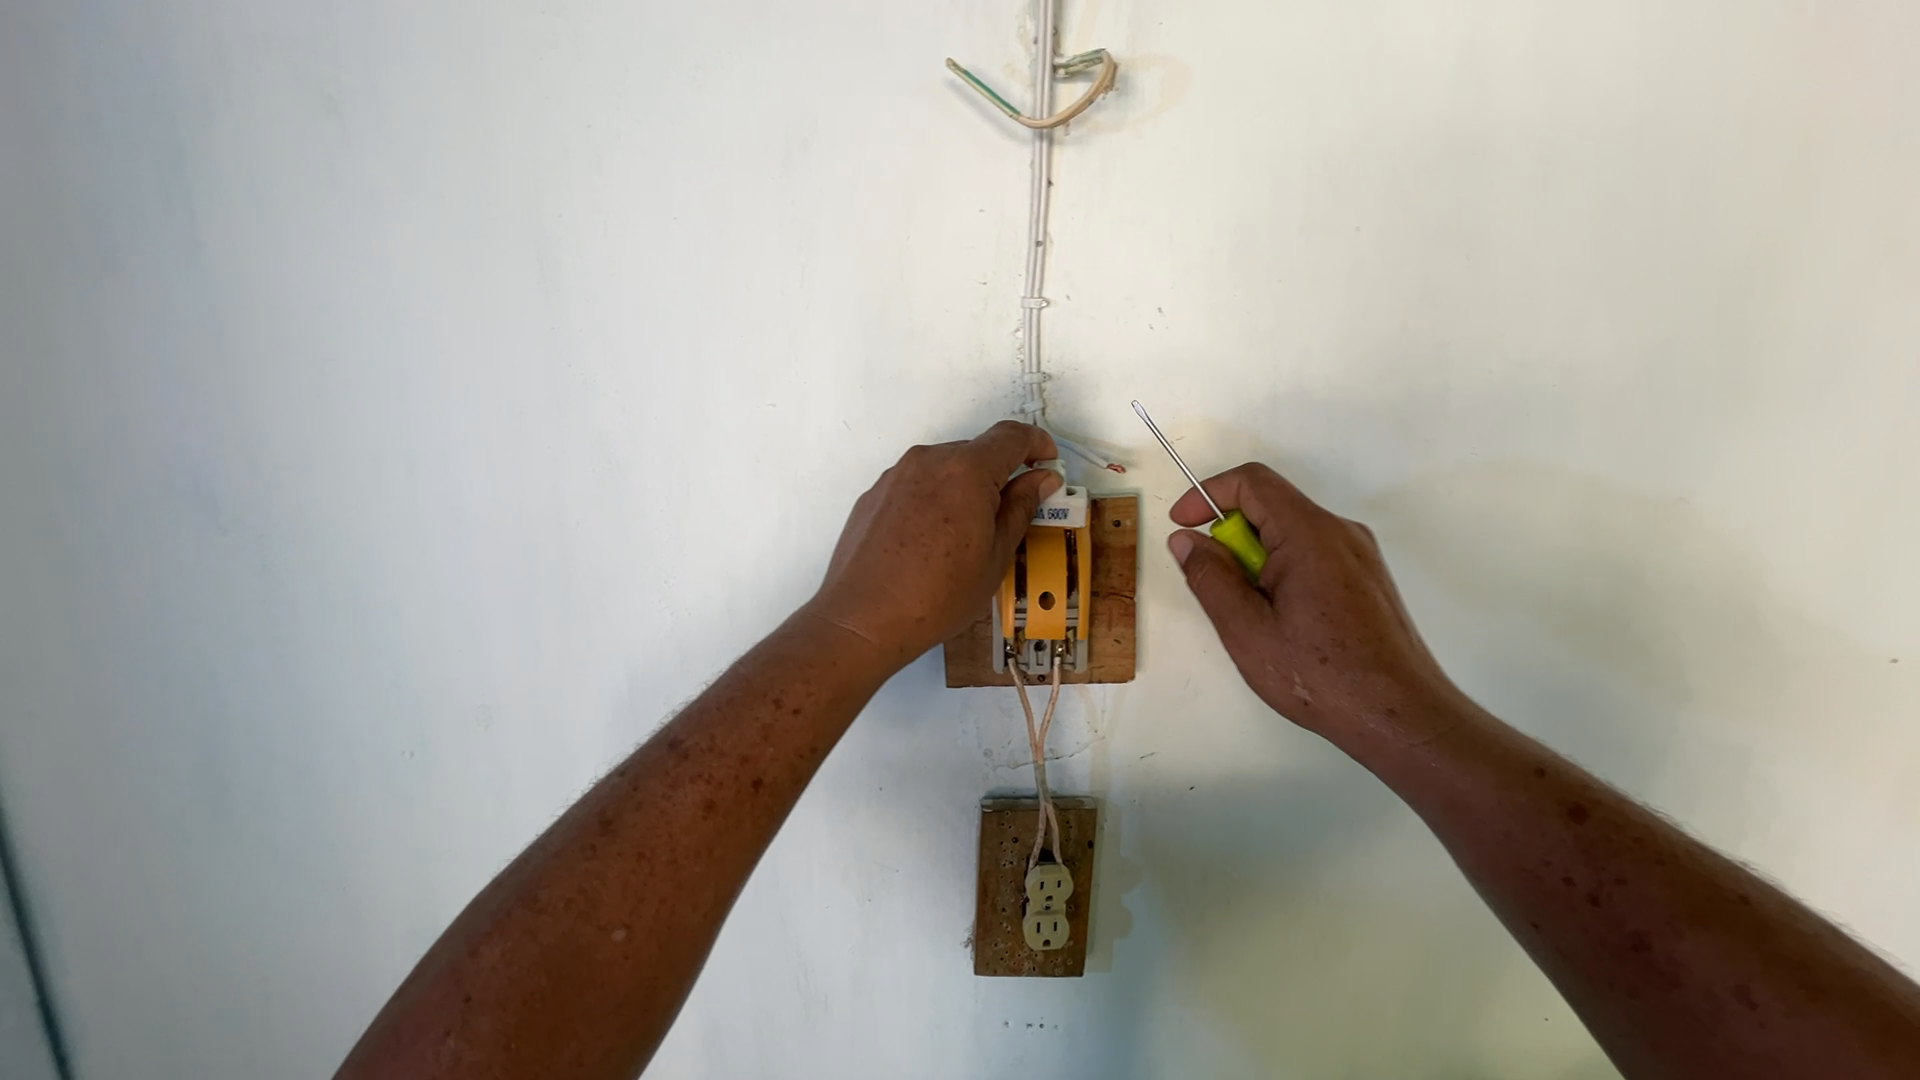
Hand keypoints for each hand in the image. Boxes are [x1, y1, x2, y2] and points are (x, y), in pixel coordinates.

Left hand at [803, 421, 1060, 670]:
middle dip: (999, 474)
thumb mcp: (995, 556)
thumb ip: (1021, 508)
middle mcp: (929, 460)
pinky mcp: (874, 494)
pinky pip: (916, 484)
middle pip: (976, 451)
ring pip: (944, 468)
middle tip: (1009, 516)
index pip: (1012, 436)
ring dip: (965, 487)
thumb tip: (1043, 479)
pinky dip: (935, 499)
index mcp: (967, 470)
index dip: (1037, 444)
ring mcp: (896, 475)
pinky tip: (930, 541)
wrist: (862, 619)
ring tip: (965, 536)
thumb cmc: (938, 595)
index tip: (1048, 463)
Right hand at [1168, 463, 1469, 741]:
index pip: (1252, 482)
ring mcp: (1358, 555)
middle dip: (1231, 537)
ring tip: (1251, 616)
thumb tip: (1186, 539)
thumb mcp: (1246, 630)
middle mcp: (1340, 533)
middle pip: (1271, 507)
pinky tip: (1282, 623)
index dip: (1207, 494)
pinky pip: (1310, 555)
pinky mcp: (1366, 578)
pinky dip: (1280, 573)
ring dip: (1255, 560)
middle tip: (1217, 588)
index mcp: (1310, 535)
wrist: (1401, 717)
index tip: (1182, 527)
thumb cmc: (1320, 675)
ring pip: (1289, 535)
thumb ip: (1210, 577)